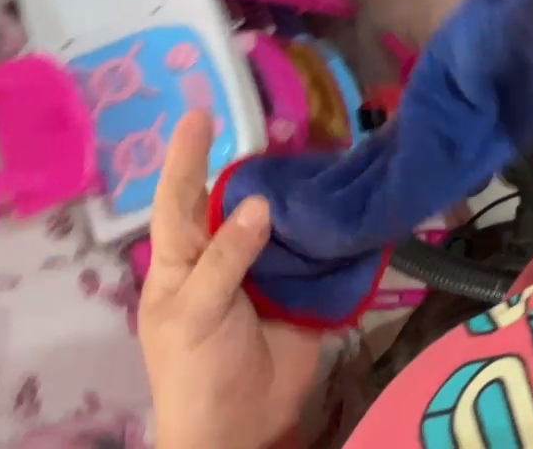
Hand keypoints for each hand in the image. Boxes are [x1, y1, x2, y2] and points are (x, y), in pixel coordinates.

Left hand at [139, 112, 322, 448]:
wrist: (242, 424)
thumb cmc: (196, 372)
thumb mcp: (196, 316)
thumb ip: (225, 259)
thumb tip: (259, 203)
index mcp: (183, 262)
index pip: (181, 199)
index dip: (188, 157)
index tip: (200, 114)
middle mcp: (225, 256)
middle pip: (240, 201)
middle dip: (258, 165)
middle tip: (289, 127)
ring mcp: (266, 269)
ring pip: (284, 218)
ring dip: (304, 191)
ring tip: (329, 156)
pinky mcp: (304, 283)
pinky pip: (319, 245)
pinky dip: (334, 223)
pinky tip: (352, 199)